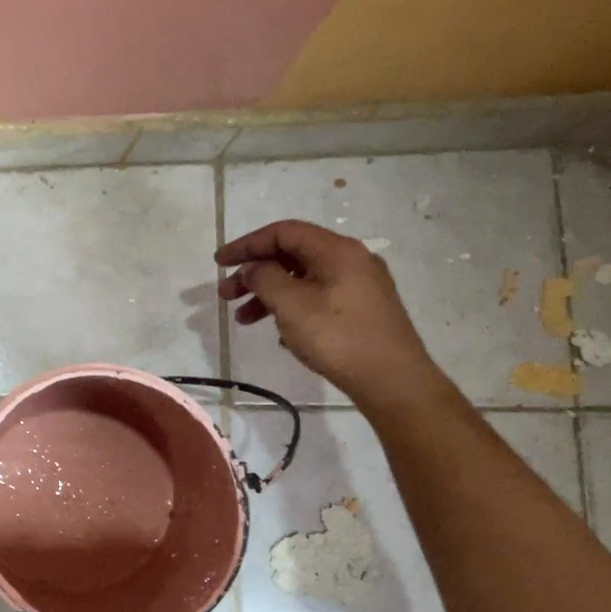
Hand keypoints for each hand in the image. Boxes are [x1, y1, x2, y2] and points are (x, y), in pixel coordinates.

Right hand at [216, 220, 439, 400]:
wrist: (392, 379)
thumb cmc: (337, 336)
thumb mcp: (291, 304)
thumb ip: (264, 278)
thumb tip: (254, 268)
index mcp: (337, 251)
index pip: (283, 232)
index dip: (247, 244)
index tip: (219, 263)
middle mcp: (351, 260)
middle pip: (292, 255)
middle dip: (254, 272)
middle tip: (226, 294)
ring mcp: (359, 285)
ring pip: (302, 279)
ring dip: (268, 294)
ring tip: (244, 319)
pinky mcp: (361, 309)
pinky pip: (316, 297)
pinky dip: (290, 306)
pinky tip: (279, 332)